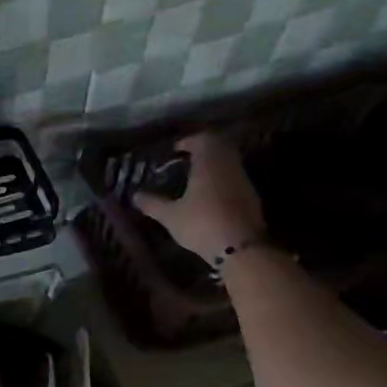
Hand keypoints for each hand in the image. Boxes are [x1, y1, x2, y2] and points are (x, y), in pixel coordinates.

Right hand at [130, 132, 265, 262]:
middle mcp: (228, 166)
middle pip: (219, 147)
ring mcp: (243, 180)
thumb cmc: (201, 224)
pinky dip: (222, 177)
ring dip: (214, 163)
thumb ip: (153, 203)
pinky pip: (234, 176)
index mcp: (208, 164)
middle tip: (186, 159)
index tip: (175, 149)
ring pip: (229, 161)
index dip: (188, 141)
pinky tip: (209, 193)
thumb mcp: (170, 216)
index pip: (202, 140)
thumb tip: (135, 196)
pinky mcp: (251, 196)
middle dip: (203, 150)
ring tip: (195, 177)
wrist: (241, 247)